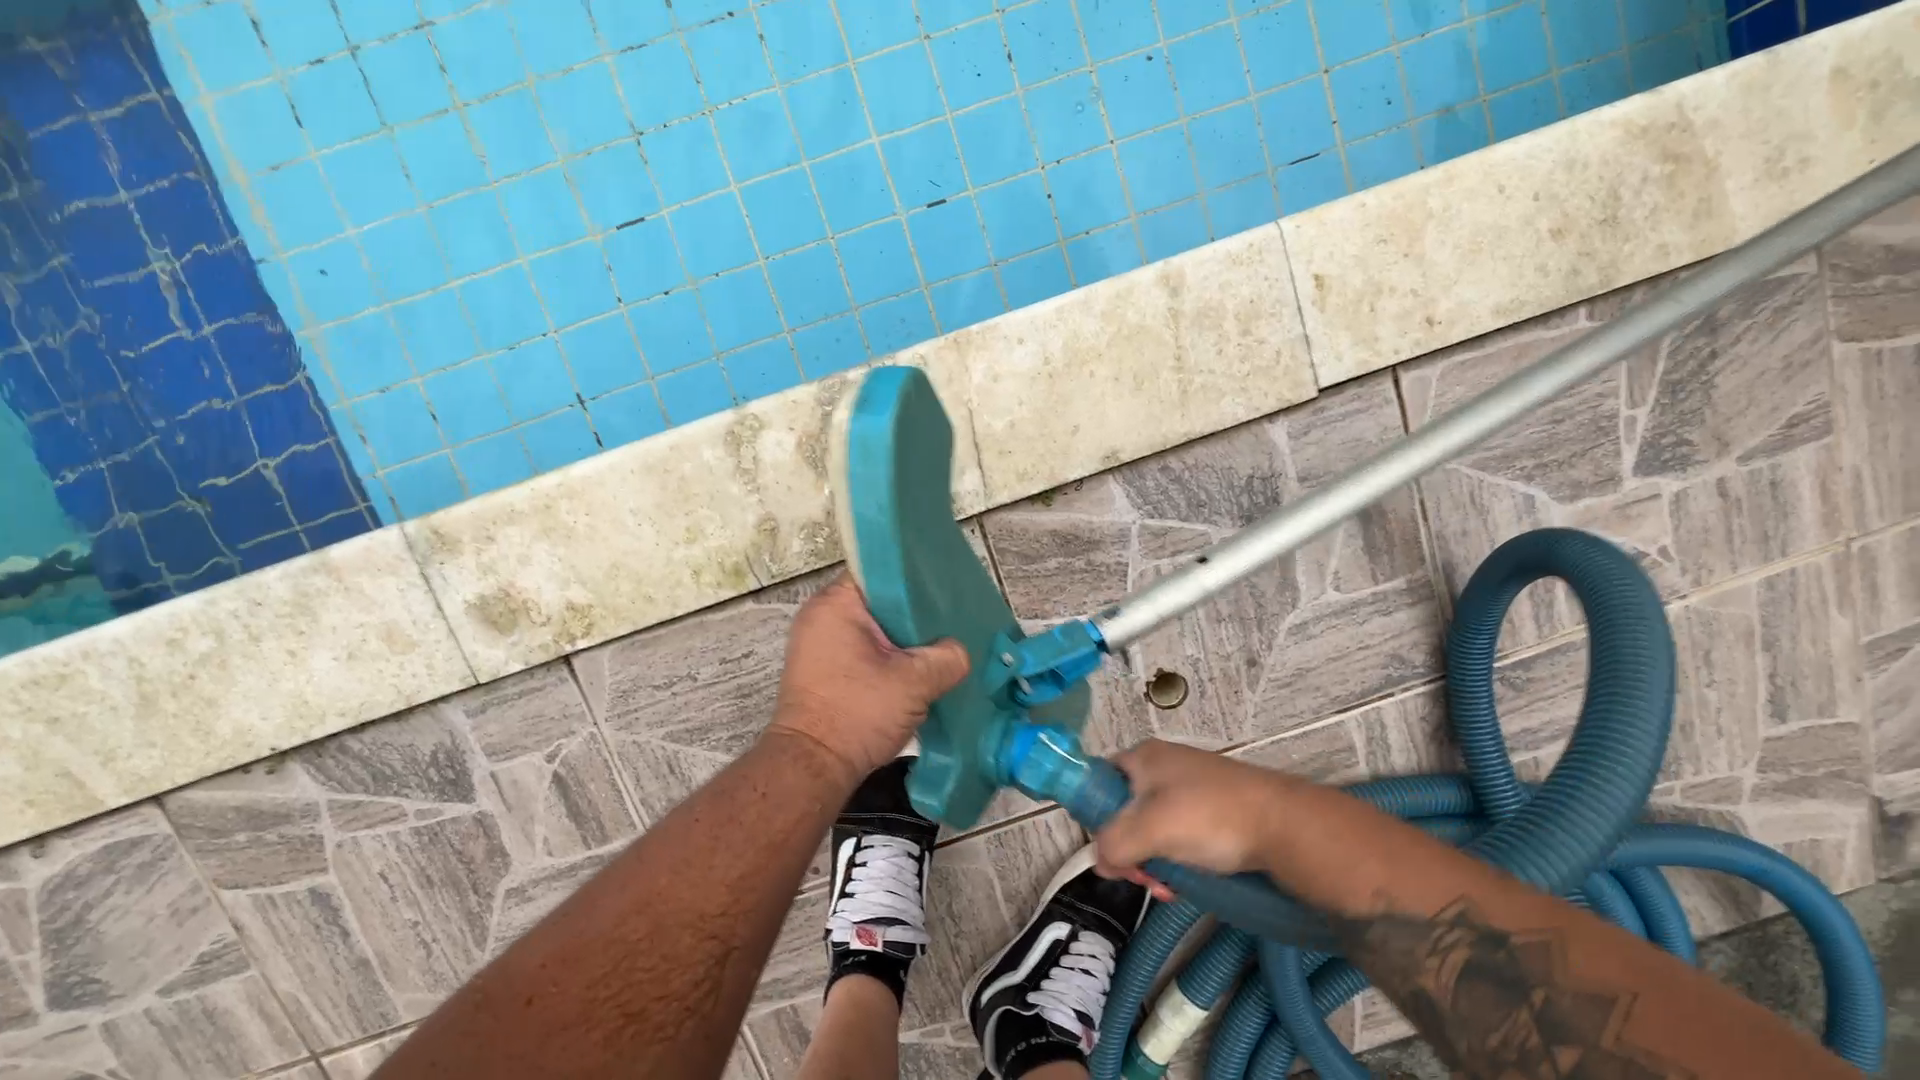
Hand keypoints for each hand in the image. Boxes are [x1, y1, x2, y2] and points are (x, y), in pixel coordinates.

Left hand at [767, 575, 970, 783]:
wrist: (814, 767)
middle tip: (951, 624)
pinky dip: (887, 659)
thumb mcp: (915, 683)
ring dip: (902, 642)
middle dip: (915, 616)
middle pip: (880, 603)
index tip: (948, 593)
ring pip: (873, 631)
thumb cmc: (858, 713)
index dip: (917, 580)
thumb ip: (947, 657)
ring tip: (940, 649)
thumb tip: (961, 651)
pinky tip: (916, 673)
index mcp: (836, 603)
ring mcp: (818, 645)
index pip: (882, 572)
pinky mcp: (822, 671)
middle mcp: (821, 616)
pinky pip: (863, 652)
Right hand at [1093, 739, 1305, 891]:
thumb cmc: (1210, 817)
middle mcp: (1164, 767)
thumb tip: (1102, 862)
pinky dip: (1177, 861)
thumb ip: (1113, 845)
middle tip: (1144, 877)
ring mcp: (1191, 789)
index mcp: (1143, 757)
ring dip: (1153, 863)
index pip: (1098, 781)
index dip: (1095, 816)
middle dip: (1129, 851)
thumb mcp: (1150, 829)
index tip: (1110, 849)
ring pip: (1152, 831)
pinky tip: (1186, 884)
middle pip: (1125, 812)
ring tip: (1169, 887)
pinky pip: (1179, 837)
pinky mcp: (1213, 811)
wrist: (1284, 825)